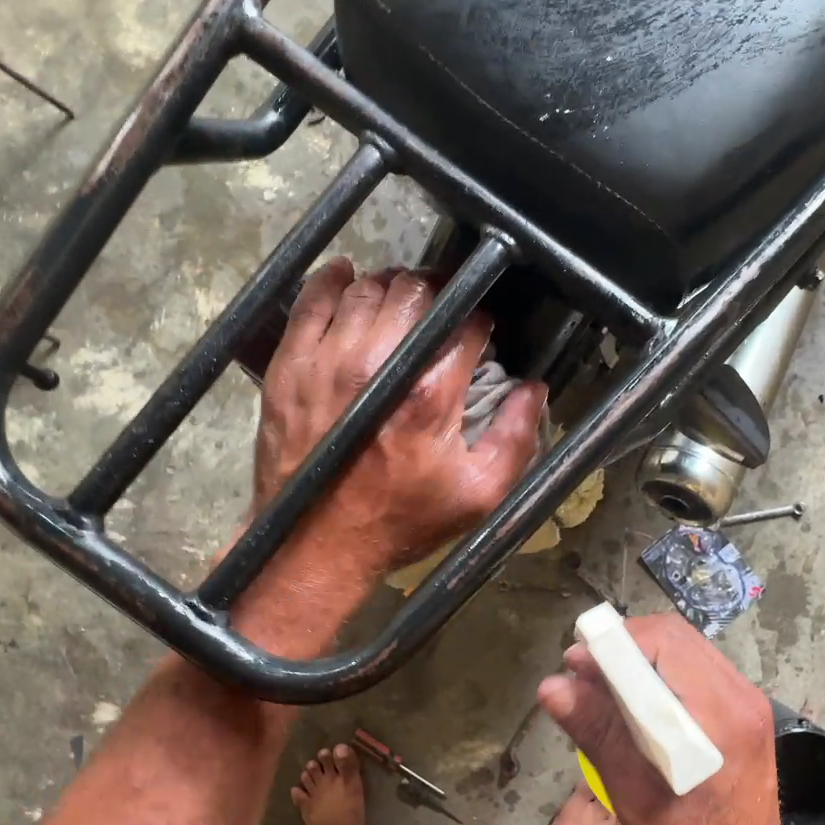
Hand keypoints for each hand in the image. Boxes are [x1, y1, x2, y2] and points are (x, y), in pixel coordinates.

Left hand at [253, 259, 545, 582]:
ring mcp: (328, 361)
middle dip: (436, 293)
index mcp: (429, 394)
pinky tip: (346, 278)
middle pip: (414, 293)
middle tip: (440, 311)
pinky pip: (310, 300)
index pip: (464, 324)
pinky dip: (332, 282)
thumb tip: (534, 389)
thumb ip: (517, 437)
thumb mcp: (480, 494)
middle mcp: (378, 364)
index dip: (479, 322)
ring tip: (399, 304)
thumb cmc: (403, 521)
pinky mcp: (290, 366)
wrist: (319, 545)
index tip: (479, 333)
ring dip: (389, 288)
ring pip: (365, 289)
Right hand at [537, 615, 793, 824]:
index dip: (615, 642)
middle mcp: (742, 699)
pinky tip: (629, 706)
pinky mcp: (742, 718)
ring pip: (685, 652)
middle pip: (676, 638)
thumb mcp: (635, 798)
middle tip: (580, 674)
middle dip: (623, 647)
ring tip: (597, 690)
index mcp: (722, 717)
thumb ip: (598, 733)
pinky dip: (657, 678)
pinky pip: (694, 675)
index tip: (575, 661)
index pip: (665, 642)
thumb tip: (552, 687)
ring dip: (638, 661)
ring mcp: (747, 707)